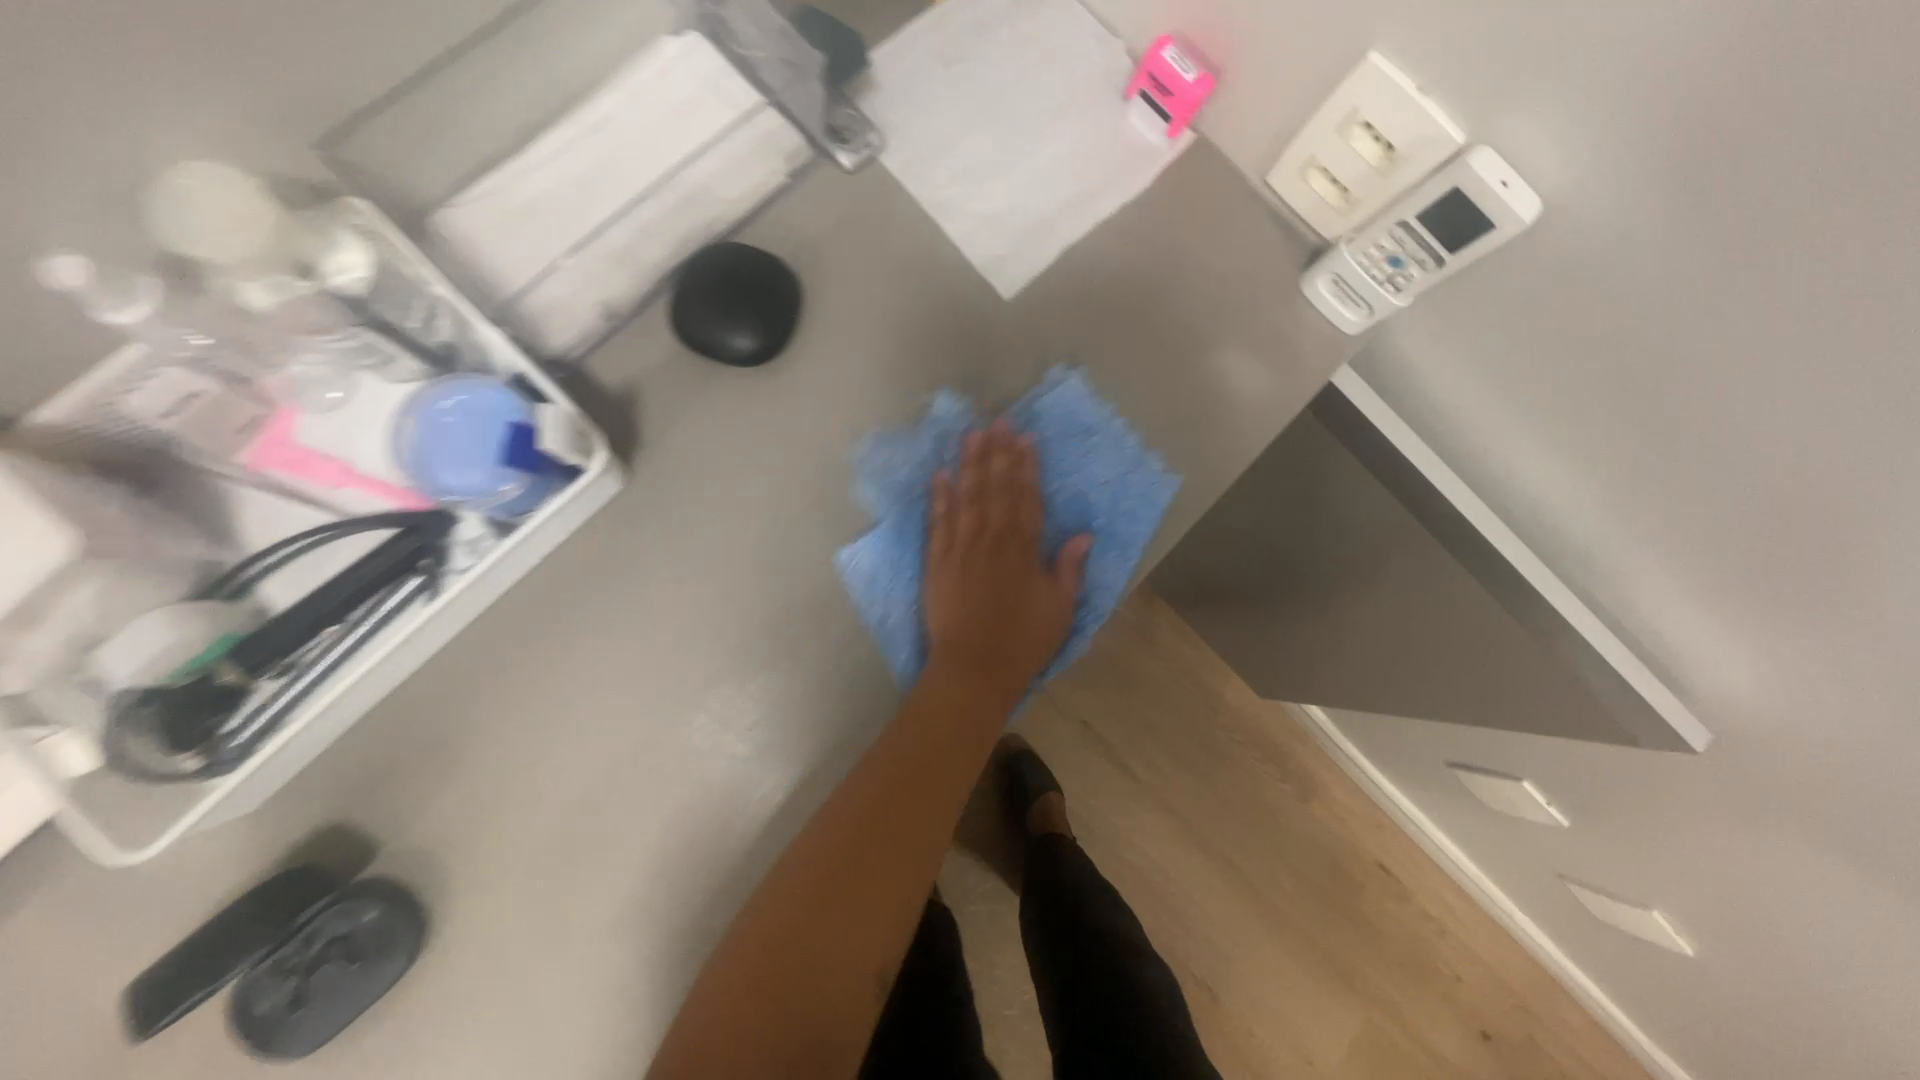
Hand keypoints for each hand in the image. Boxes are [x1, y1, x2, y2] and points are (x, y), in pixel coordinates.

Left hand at [924, 420, 1091, 701]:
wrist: (974, 668)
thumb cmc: (1023, 642)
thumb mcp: (1059, 609)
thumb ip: (1068, 569)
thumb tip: (1083, 535)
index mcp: (1024, 551)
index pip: (1027, 499)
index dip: (1026, 468)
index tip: (1025, 440)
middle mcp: (993, 541)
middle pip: (996, 489)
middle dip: (998, 454)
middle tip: (998, 422)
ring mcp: (961, 549)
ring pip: (967, 497)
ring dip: (970, 464)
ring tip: (972, 435)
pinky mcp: (937, 562)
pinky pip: (938, 522)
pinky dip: (939, 497)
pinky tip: (940, 474)